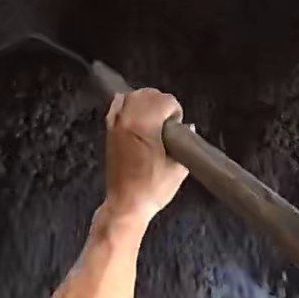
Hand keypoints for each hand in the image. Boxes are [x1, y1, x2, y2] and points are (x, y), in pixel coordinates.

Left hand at [103, 88, 188, 224]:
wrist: (127, 204)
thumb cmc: (151, 189)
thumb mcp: (178, 168)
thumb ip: (185, 145)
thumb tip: (189, 129)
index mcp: (146, 126)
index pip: (164, 100)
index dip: (175, 111)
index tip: (177, 124)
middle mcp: (129, 121)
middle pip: (147, 94)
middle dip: (161, 103)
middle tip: (168, 120)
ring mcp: (116, 125)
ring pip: (131, 96)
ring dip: (145, 101)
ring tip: (154, 116)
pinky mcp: (109, 132)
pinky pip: (116, 106)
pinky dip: (126, 105)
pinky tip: (135, 115)